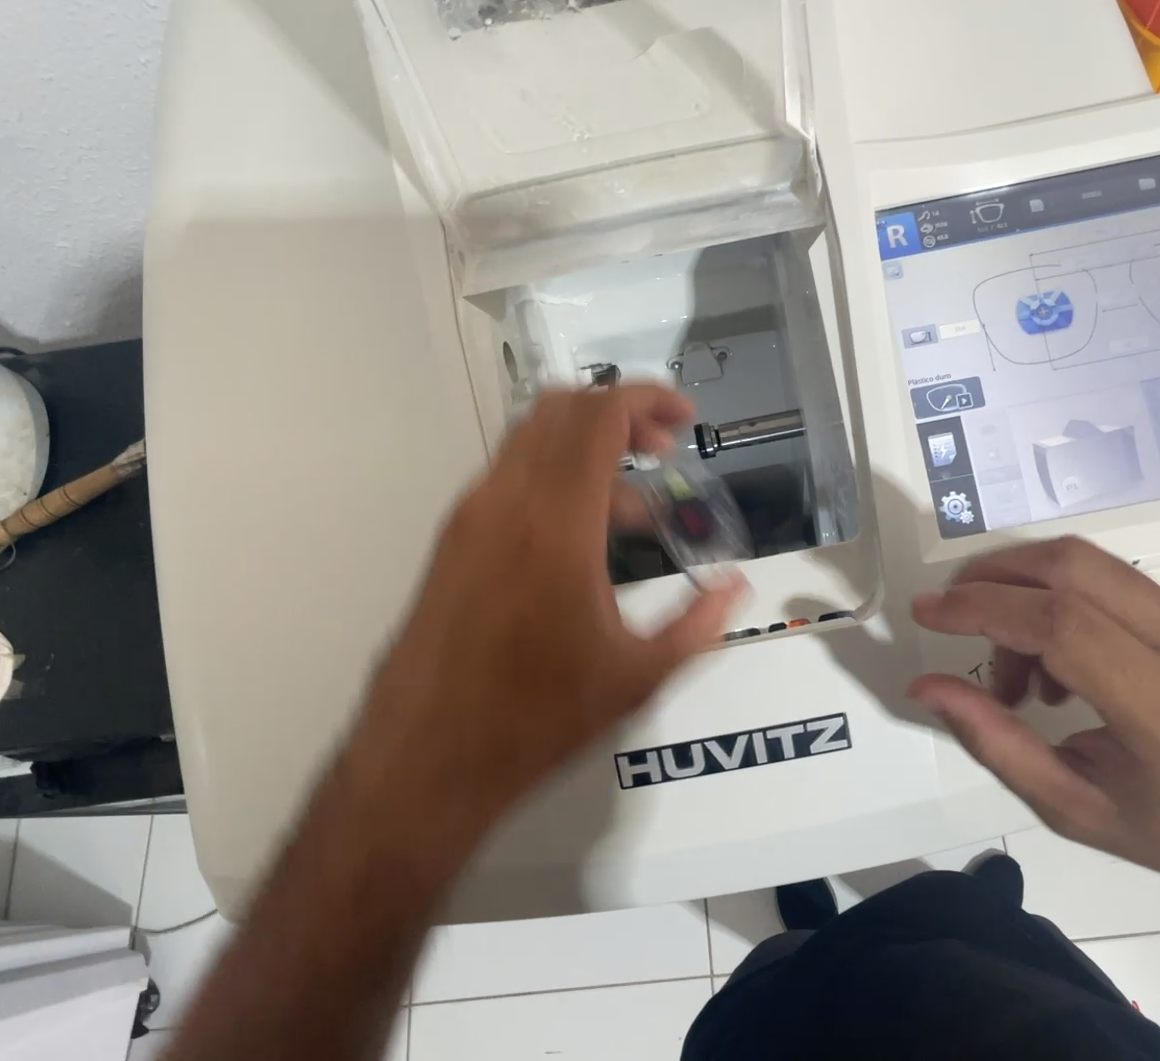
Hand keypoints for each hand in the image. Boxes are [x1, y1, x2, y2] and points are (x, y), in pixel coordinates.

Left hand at [362, 386, 743, 819]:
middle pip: (560, 409)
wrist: (424, 761)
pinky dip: (551, 480)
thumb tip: (735, 587)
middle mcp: (503, 502)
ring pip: (529, 442)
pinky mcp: (450, 545)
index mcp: (555, 521)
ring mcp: (468, 520)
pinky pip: (507, 480)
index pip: (600, 414)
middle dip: (619, 414)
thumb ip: (697, 623)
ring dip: (584, 450)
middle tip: (662, 451)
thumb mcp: (635, 677)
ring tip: (630, 512)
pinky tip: (580, 543)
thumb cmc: (535, 720)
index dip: (648, 398)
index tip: (684, 419)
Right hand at [907, 537, 1159, 904]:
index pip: (1061, 624)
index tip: (926, 611)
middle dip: (994, 575)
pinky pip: (1115, 584)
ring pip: (1091, 566)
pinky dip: (1065, 607)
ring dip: (1027, 597)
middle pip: (1073, 566)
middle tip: (952, 612)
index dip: (982, 607)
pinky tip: (1062, 667)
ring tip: (1018, 678)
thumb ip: (993, 741)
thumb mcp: (1072, 808)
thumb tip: (926, 686)